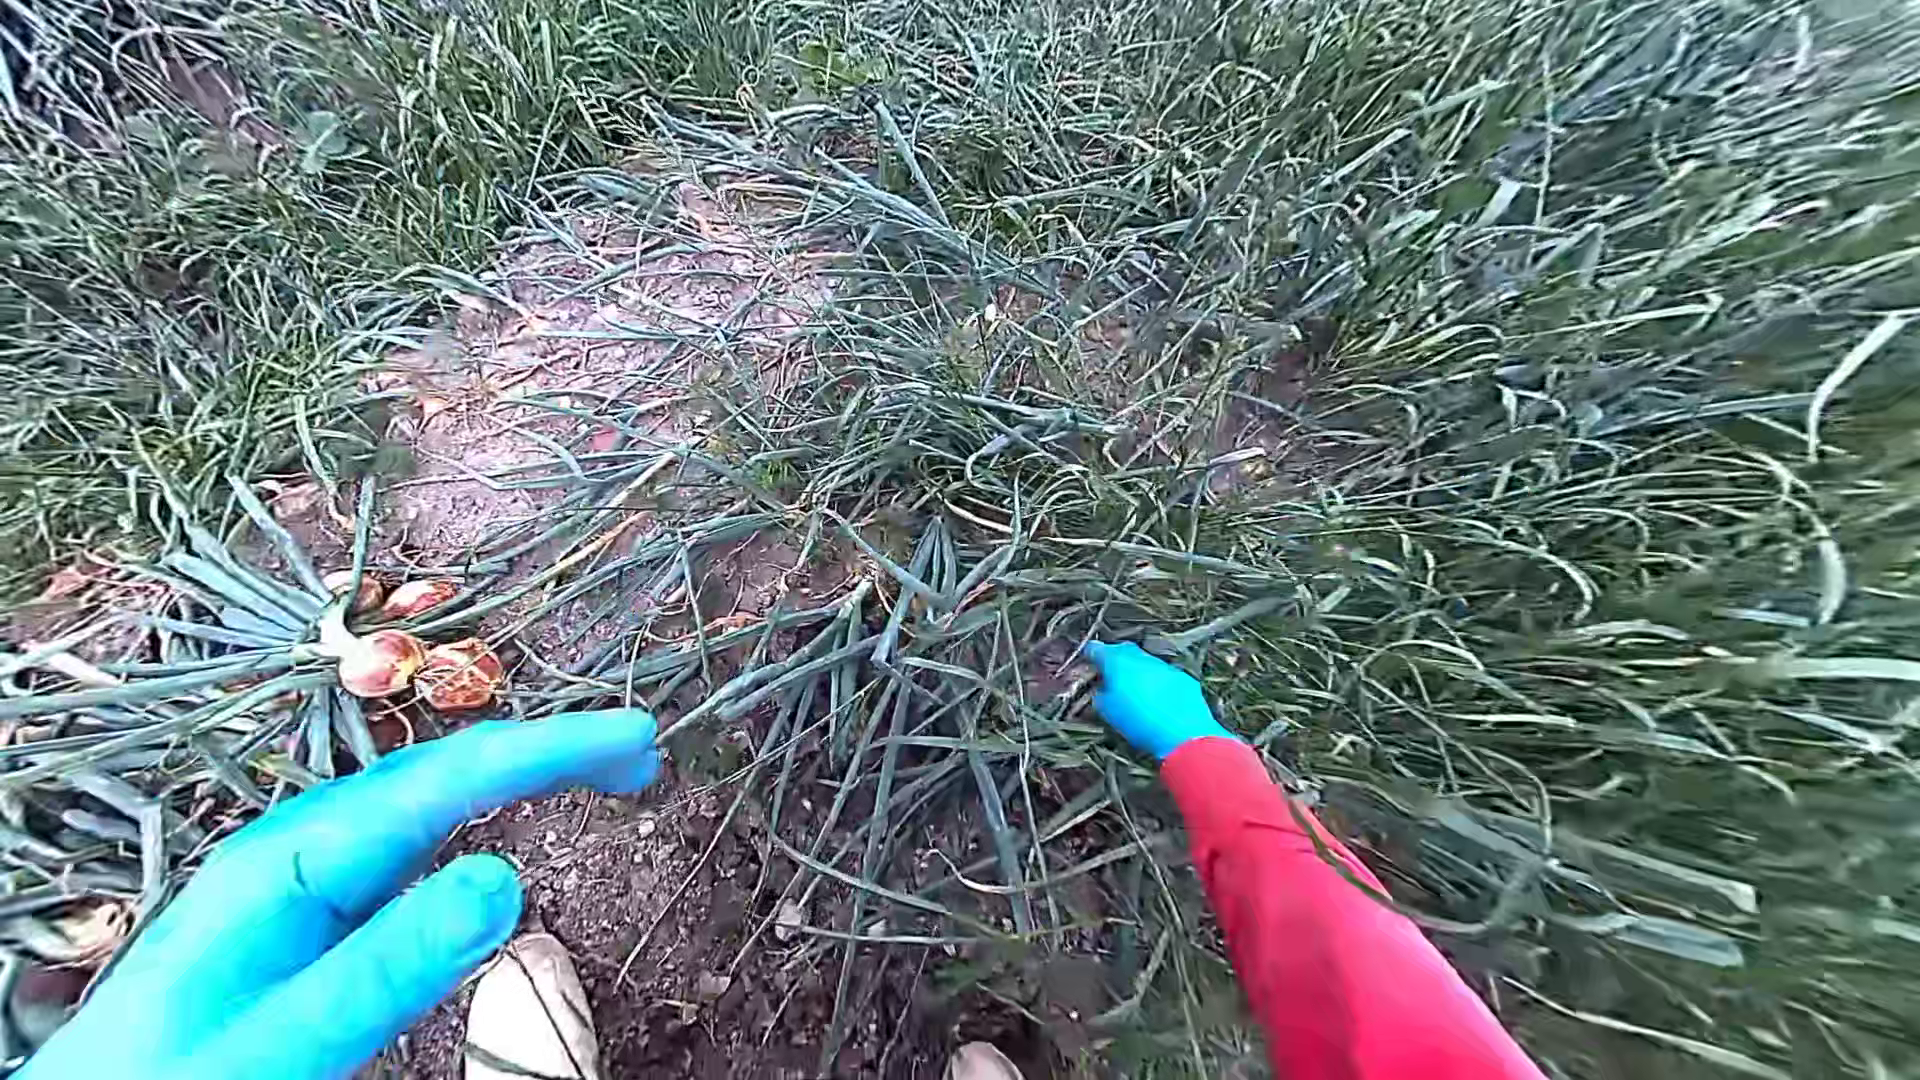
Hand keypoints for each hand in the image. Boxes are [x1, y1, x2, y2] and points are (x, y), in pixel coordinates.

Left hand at [19, 708, 659, 1079]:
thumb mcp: (270, 1054)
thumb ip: (383, 970)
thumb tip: (507, 881)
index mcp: (302, 853)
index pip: (456, 773)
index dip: (555, 745)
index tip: (635, 736)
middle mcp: (326, 832)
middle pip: (466, 761)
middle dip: (564, 745)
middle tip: (645, 752)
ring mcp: (337, 851)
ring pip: (461, 780)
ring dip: (545, 764)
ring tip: (615, 768)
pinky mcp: (348, 878)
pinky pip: (450, 814)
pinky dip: (513, 794)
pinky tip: (537, 800)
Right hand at [1084, 641, 1233, 759]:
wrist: (1183, 736)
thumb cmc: (1139, 723)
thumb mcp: (1108, 712)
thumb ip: (1100, 695)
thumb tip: (1100, 690)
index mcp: (1117, 662)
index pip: (1097, 649)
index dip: (1090, 654)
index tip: (1088, 659)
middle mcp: (1140, 658)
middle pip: (1122, 650)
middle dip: (1114, 658)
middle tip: (1109, 672)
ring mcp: (1163, 666)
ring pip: (1144, 661)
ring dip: (1137, 670)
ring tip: (1133, 689)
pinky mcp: (1181, 678)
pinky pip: (1163, 674)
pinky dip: (1156, 681)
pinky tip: (1156, 698)